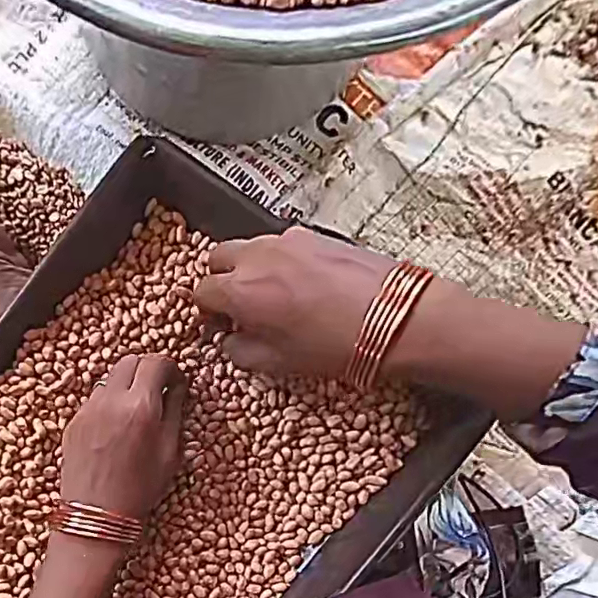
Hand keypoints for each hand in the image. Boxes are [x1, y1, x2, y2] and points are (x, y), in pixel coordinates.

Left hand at [58, 354, 185, 521]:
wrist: (97, 515)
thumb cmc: (139, 489)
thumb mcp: (170, 452)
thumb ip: (175, 412)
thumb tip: (177, 387)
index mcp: (141, 407)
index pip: (156, 362)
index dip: (170, 368)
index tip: (176, 381)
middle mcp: (112, 401)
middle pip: (130, 360)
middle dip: (146, 369)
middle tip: (157, 389)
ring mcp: (88, 409)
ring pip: (110, 378)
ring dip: (126, 385)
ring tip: (136, 411)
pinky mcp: (73, 421)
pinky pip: (95, 399)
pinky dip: (109, 403)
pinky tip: (116, 428)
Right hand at [193, 227, 393, 377]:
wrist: (396, 317)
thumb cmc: (334, 345)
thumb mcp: (278, 362)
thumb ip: (240, 351)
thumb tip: (229, 341)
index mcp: (240, 290)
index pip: (201, 291)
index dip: (205, 311)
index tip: (218, 324)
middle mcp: (257, 256)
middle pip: (218, 258)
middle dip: (220, 280)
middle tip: (236, 306)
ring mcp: (287, 240)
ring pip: (249, 247)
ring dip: (248, 268)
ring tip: (270, 296)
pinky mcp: (315, 235)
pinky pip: (280, 244)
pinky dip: (277, 261)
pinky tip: (299, 285)